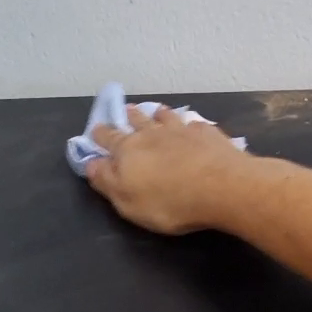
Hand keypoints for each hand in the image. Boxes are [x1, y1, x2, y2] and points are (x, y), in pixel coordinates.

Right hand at [85, 104, 255, 233]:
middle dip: (128, 117)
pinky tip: (191, 124)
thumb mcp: (128, 202)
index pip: (109, 138)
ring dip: (158, 114)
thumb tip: (90, 164)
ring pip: (165, 117)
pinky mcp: (207, 133)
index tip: (96, 129)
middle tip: (126, 110)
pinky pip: (193, 124)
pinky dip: (188, 124)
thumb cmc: (168, 202)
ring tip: (156, 110)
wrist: (222, 187)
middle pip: (137, 122)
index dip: (100, 135)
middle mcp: (152, 133)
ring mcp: (182, 130)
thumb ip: (107, 181)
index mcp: (128, 150)